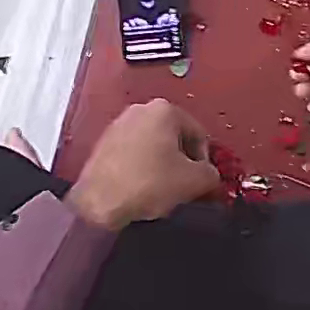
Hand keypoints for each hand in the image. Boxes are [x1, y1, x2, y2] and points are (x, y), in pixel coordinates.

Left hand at [66, 100, 221, 229]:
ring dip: (162, 165)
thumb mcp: (193, 181)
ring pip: (154, 146)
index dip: (204, 162)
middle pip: (175, 138)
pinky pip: (134, 153)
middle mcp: (141, 108)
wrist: (98, 201)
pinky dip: (141, 167)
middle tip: (181, 188)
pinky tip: (139, 188)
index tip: (199, 183)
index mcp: (165, 109)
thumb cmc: (149, 183)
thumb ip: (211, 174)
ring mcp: (120, 123)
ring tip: (159, 191)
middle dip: (182, 162)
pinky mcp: (105, 142)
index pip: (199, 135)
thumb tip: (209, 174)